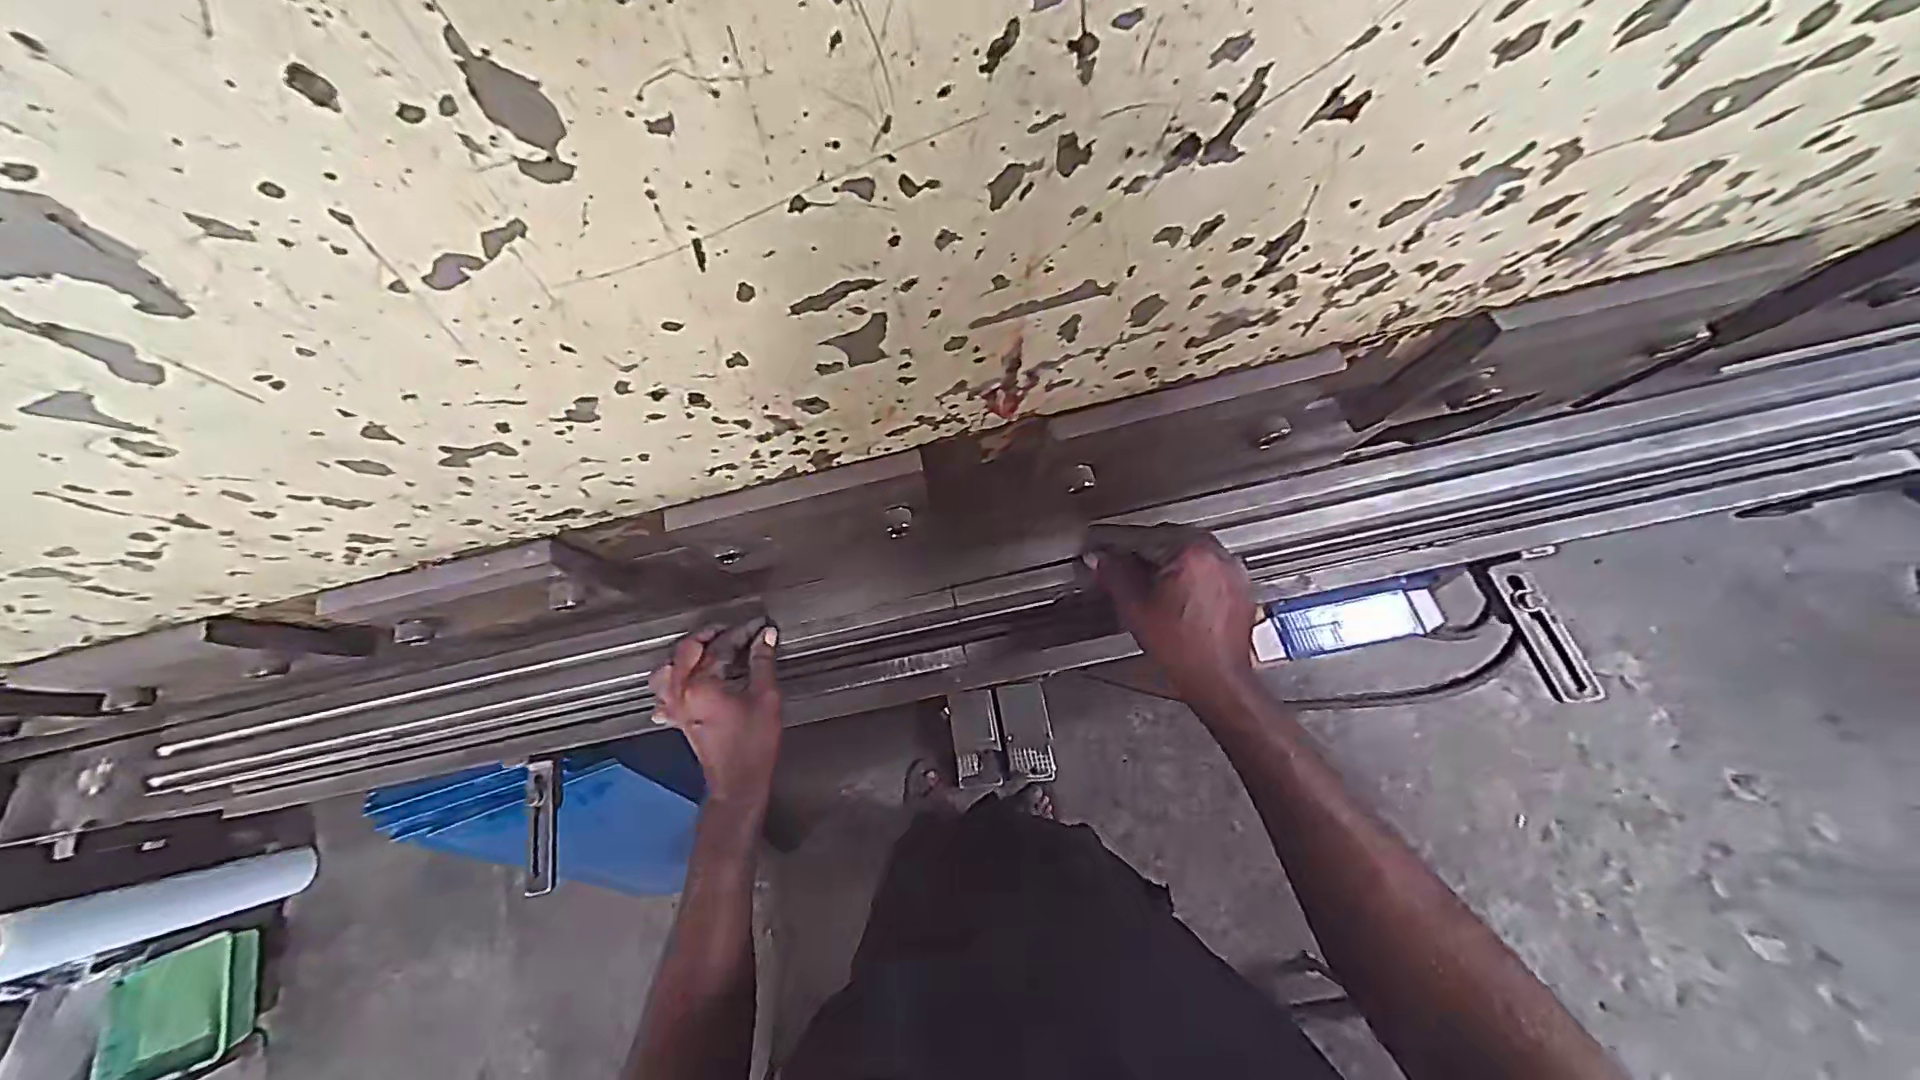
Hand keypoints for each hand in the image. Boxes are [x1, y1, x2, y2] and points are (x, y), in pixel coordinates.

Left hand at [650, 618, 781, 802]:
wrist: (738, 782)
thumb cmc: (753, 745)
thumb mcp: (765, 697)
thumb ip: (763, 662)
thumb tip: (764, 637)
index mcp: (701, 685)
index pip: (721, 646)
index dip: (743, 632)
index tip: (759, 626)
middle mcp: (681, 693)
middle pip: (688, 650)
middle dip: (713, 635)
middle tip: (736, 630)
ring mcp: (676, 706)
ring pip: (668, 668)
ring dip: (687, 653)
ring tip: (708, 646)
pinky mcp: (678, 718)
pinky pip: (664, 691)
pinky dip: (672, 679)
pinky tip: (685, 678)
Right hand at [1086, 526, 1258, 706]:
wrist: (1217, 679)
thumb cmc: (1184, 649)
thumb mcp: (1134, 607)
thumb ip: (1113, 574)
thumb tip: (1100, 558)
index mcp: (1191, 551)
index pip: (1141, 536)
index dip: (1113, 545)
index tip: (1100, 550)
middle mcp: (1216, 555)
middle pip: (1166, 539)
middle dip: (1139, 552)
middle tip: (1116, 566)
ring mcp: (1231, 570)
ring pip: (1186, 553)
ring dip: (1162, 563)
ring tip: (1142, 583)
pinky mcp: (1237, 586)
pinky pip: (1203, 569)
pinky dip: (1183, 575)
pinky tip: (1169, 595)